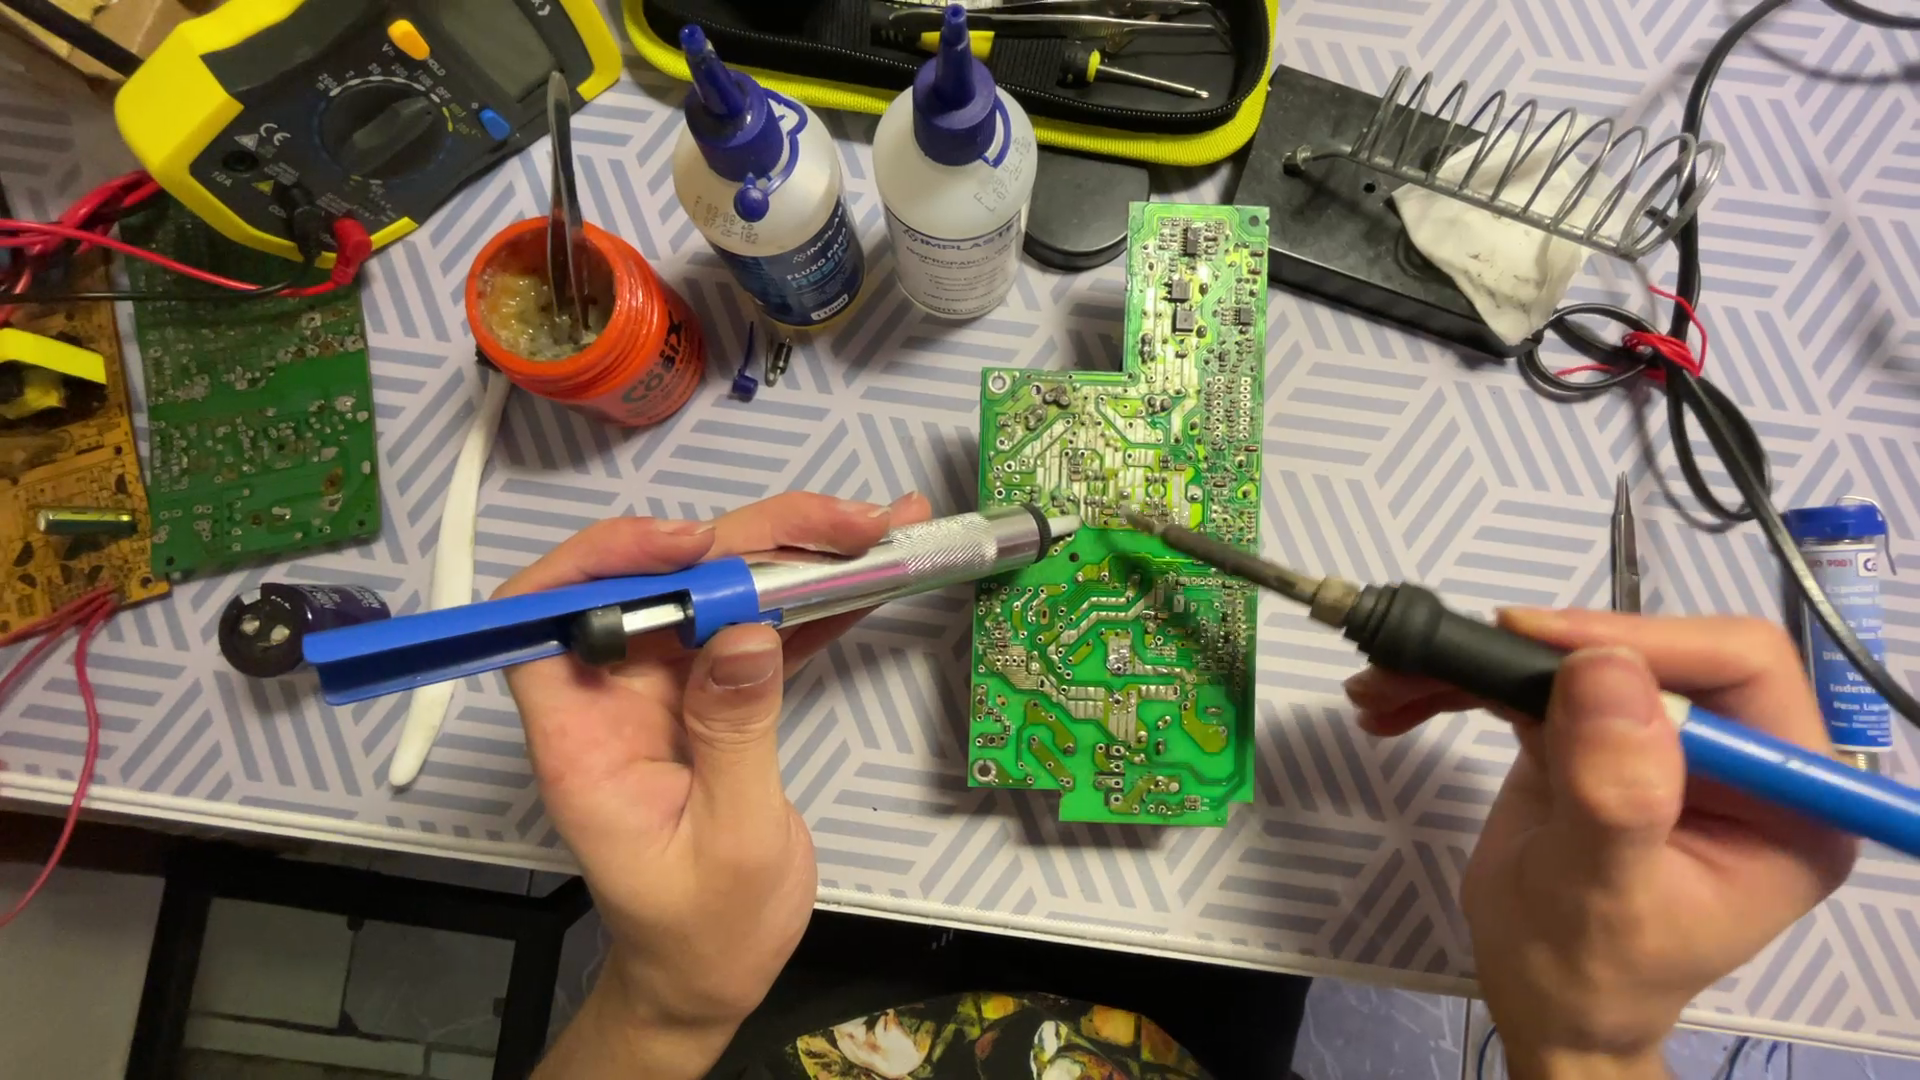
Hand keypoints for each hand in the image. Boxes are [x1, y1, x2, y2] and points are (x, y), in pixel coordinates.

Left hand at [502, 492, 931, 1079]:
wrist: (714, 968)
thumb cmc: (704, 931)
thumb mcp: (728, 843)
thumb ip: (735, 734)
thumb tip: (745, 627)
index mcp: (587, 731)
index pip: (554, 613)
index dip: (614, 557)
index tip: (699, 545)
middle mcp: (626, 690)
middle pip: (674, 581)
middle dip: (759, 539)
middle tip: (853, 523)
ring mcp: (680, 685)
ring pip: (731, 591)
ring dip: (805, 555)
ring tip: (881, 531)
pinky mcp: (728, 691)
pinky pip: (769, 628)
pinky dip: (820, 600)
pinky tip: (871, 577)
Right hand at [1346, 610, 1855, 1079]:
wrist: (1539, 994)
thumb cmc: (1586, 965)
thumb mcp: (1601, 888)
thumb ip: (1615, 789)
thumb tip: (1602, 667)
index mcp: (1775, 791)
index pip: (1733, 667)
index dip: (1634, 639)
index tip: (1524, 639)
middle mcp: (1717, 753)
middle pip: (1621, 652)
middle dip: (1512, 654)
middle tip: (1423, 659)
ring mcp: (1637, 742)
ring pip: (1548, 663)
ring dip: (1455, 668)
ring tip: (1378, 687)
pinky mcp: (1572, 740)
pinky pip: (1508, 689)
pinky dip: (1444, 690)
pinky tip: (1389, 705)